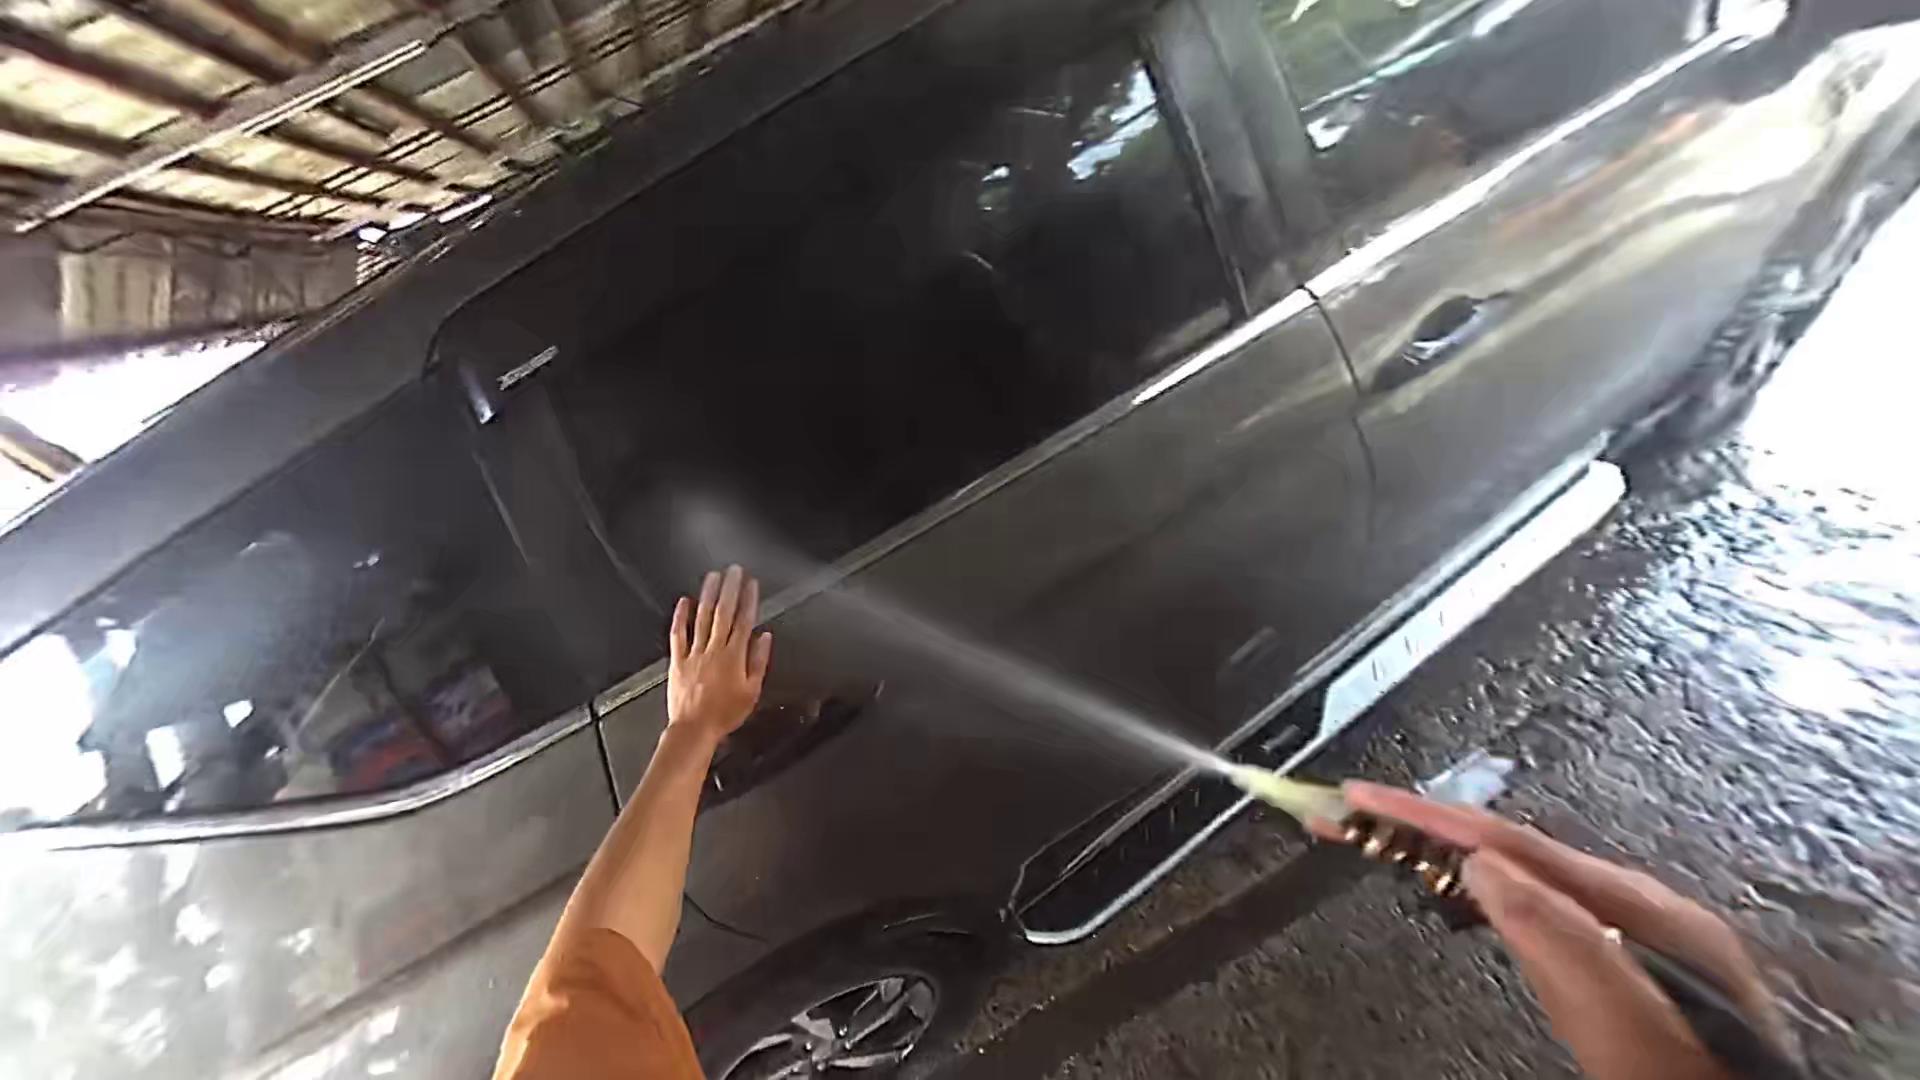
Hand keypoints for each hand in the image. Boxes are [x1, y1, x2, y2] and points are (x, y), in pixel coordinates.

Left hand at [667, 566, 772, 743]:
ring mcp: (695, 653)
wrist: (694, 729)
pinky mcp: (678, 660)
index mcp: (734, 656)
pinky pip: (679, 634)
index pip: (744, 621)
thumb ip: (758, 661)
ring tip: (713, 577)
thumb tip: (764, 637)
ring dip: (708, 595)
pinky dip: (681, 617)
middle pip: (724, 613)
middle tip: (734, 571)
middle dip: (730, 589)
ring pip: (702, 618)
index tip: (752, 583)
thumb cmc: (725, 713)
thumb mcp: (752, 690)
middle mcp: (714, 649)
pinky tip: (684, 601)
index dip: (749, 600)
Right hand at [1331, 783, 1792, 1079]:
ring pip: (1500, 860)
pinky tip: (1439, 874)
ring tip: (1371, 832)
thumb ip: (1560, 940)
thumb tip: (1478, 862)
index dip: (1418, 813)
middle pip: (1496, 840)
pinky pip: (1511, 887)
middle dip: (1413, 820)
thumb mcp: (1624, 1024)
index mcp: (1638, 908)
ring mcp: (1616, 920)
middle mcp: (1626, 899)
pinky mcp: (1599, 943)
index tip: (1352, 796)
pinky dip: (1460, 873)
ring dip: (1430, 842)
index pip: (1502, 838)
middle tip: (1342, 810)